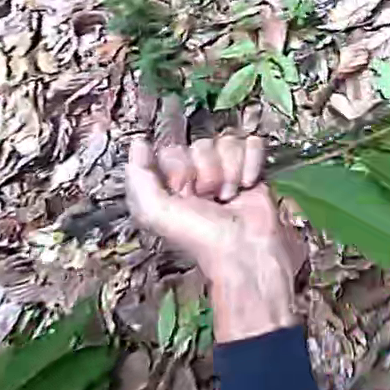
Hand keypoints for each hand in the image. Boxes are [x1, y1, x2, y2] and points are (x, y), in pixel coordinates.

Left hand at [125, 135, 304, 342]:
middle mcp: (198, 174)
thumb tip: (138, 143)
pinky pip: (251, 143)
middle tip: (208, 196)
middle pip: (201, 144)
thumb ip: (138, 177)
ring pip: (227, 142)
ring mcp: (226, 170)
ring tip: (228, 195)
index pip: (172, 150)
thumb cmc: (201, 237)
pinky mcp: (250, 168)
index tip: (182, 190)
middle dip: (207, 171)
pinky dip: (251, 163)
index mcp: (171, 183)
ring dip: (230, 170)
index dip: (180, 168)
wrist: (244, 247)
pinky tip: (246, 184)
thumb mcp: (155, 212)